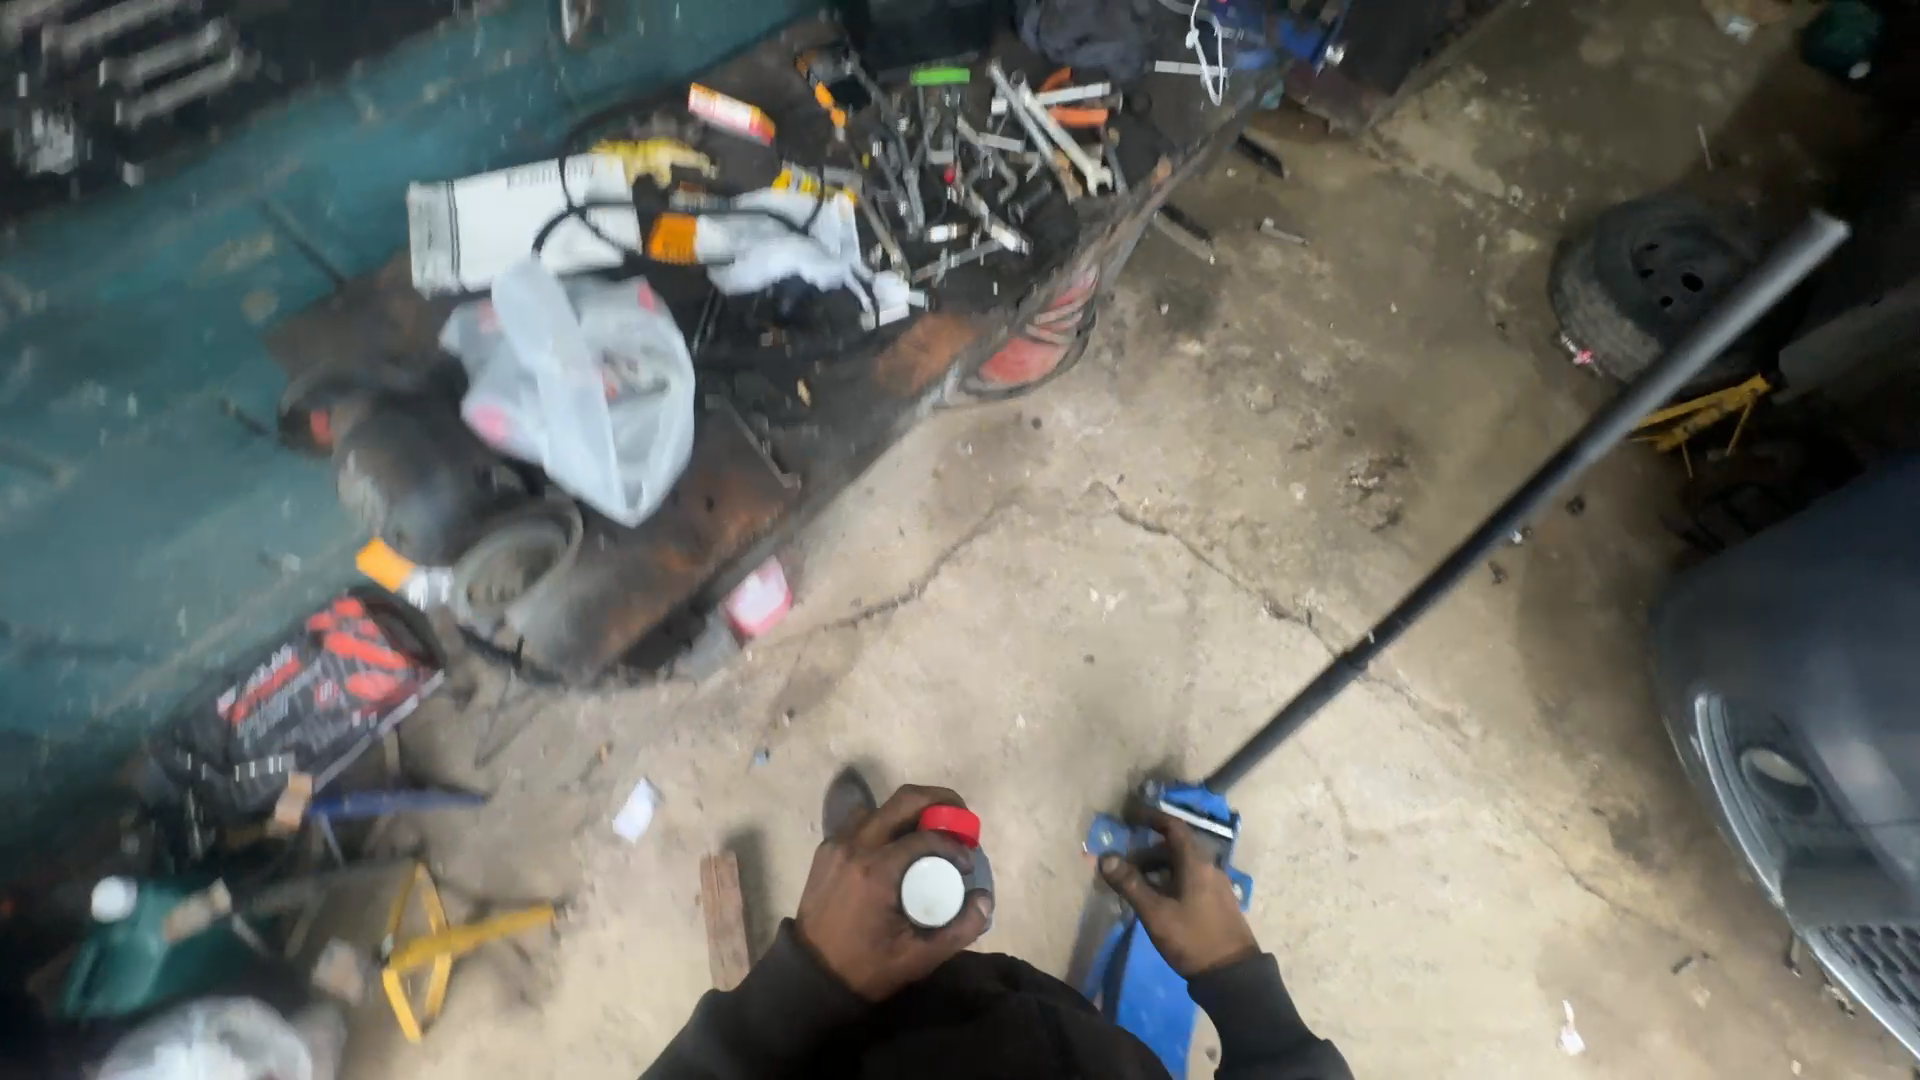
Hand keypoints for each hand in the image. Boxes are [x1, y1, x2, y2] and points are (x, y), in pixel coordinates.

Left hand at [794, 784, 991, 1001]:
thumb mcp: (918, 958)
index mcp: (877, 871)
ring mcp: (837, 842)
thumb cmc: (866, 968)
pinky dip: (887, 822)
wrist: (811, 978)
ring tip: (932, 829)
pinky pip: (863, 820)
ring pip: (882, 806)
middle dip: (940, 800)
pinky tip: (899, 843)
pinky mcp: (827, 847)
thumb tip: (985, 899)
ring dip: (912, 810)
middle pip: (905, 800)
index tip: (968, 862)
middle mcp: (855, 845)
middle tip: (960, 818)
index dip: (955, 844)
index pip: (927, 837)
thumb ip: (959, 928)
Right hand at [1099, 810, 1259, 977]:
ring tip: (1138, 886)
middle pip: (1175, 847)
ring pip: (1182, 865)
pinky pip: (1190, 879)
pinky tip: (1159, 901)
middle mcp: (1209, 867)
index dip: (1151, 818)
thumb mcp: (1155, 913)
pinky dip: (1170, 880)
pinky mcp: (1218, 903)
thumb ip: (1130, 884)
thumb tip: (1105, 858)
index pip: (1173, 827)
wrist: (1234, 977)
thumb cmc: (1193, 938)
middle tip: (1126, 865)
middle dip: (1148, 852)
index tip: (1130, 816)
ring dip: (1158, 868)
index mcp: (1196, 863)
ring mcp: (1216, 886)